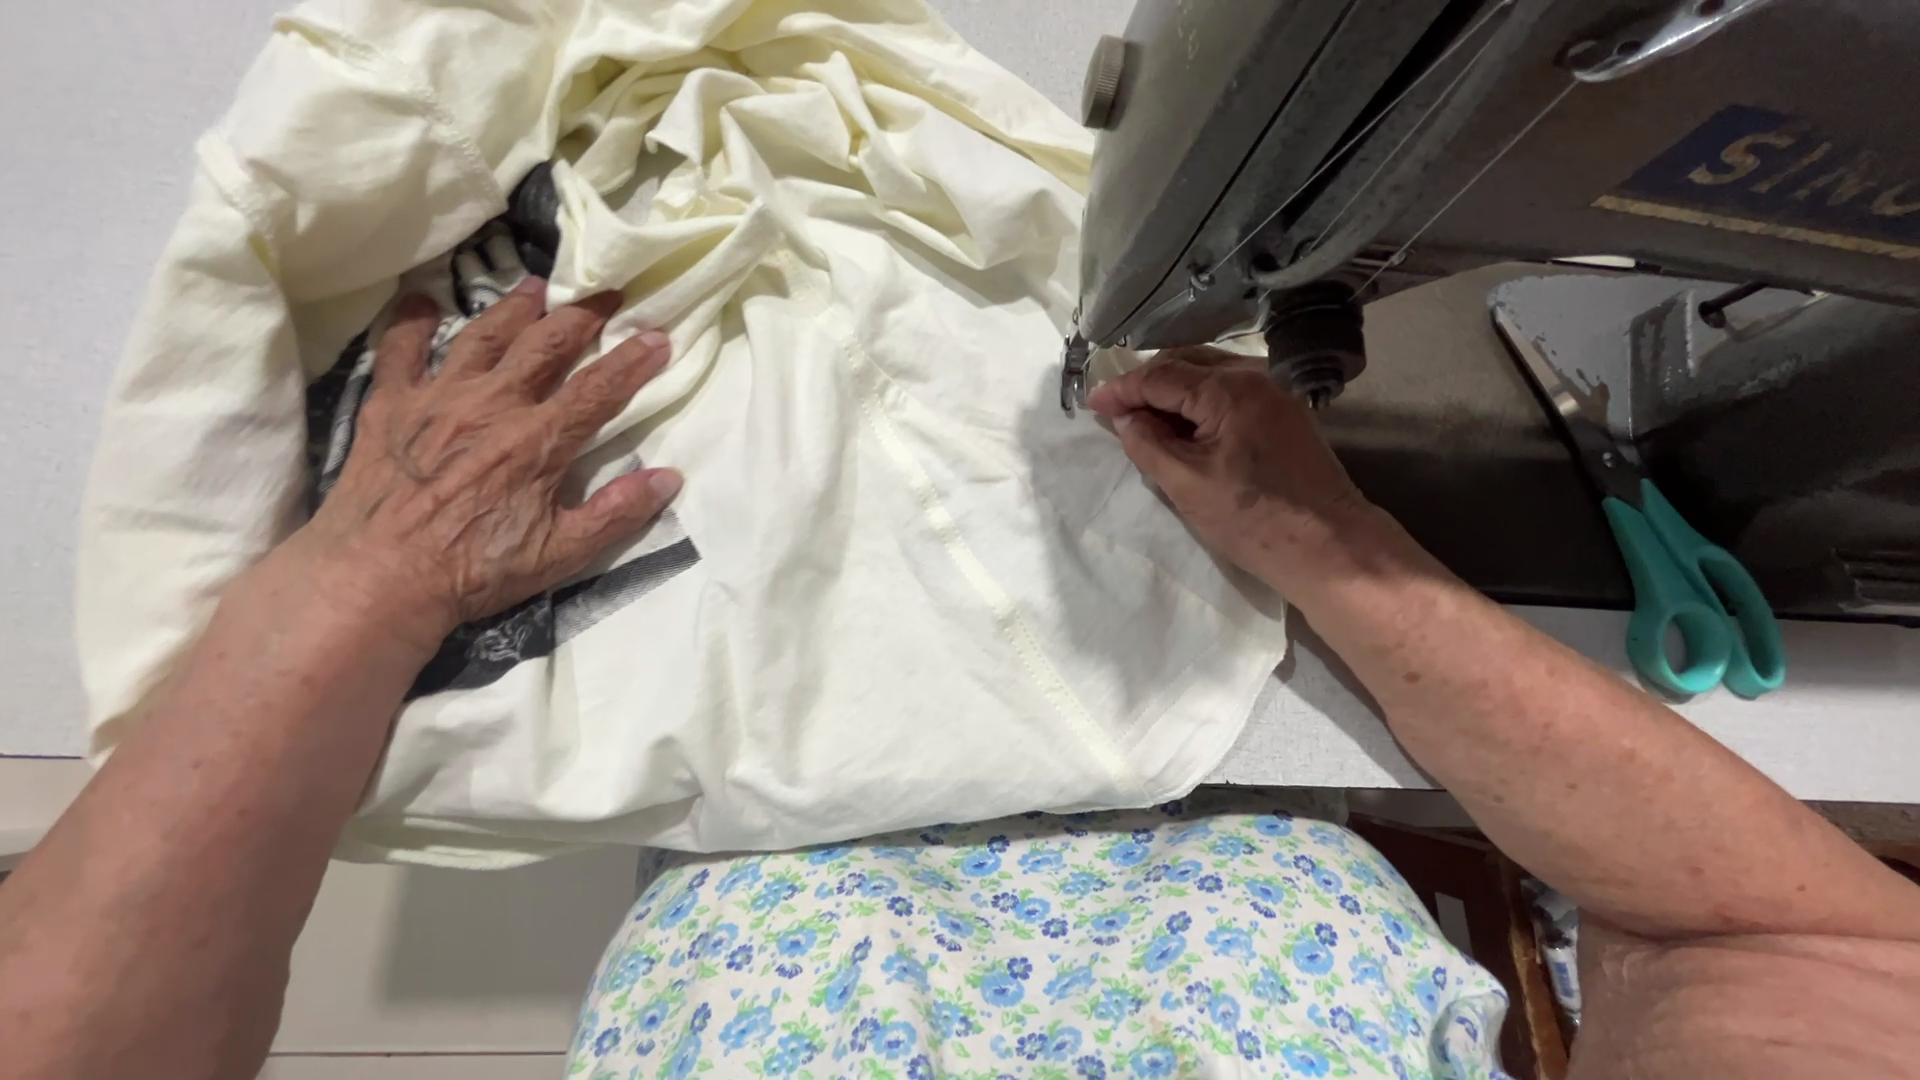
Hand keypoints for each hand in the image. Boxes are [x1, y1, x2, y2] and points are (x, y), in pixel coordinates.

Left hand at [291, 279, 679, 647]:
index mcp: (537, 442)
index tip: (657, 335)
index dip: (632, 360)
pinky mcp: (390, 404)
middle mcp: (491, 405)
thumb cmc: (474, 569)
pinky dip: (410, 321)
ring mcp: (436, 398)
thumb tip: (669, 478)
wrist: (374, 578)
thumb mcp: (561, 554)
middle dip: (581, 315)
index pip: (598, 389)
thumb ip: (617, 513)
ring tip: (537, 285)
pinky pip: (399, 349)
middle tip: (605, 293)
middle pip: (545, 345)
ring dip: (515, 307)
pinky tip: (422, 300)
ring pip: (483, 335)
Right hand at [1085, 346, 1372, 593]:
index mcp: (1229, 389)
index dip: (1122, 389)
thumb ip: (1148, 443)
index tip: (1092, 405)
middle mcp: (1255, 375)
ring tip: (1144, 420)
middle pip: (1185, 363)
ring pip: (1208, 374)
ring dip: (1172, 391)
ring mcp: (1274, 389)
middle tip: (1115, 411)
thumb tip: (1124, 417)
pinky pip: (1228, 390)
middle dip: (1146, 384)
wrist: (1328, 546)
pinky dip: (1198, 401)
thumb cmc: (1252, 520)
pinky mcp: (1284, 409)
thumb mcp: (1186, 484)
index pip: (1161, 376)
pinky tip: (1183, 427)